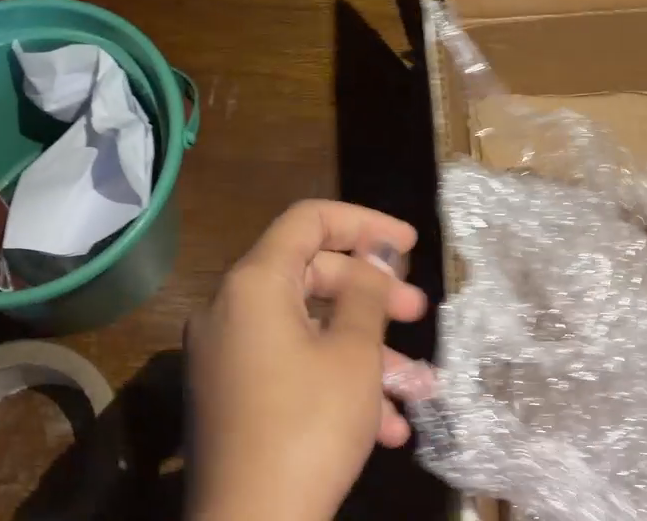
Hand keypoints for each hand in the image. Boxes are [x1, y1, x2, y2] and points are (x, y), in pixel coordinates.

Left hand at [187, 201, 428, 520]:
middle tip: (418, 312)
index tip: (410, 244)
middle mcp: (231, 310)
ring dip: (366, 351)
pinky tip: (386, 427)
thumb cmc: (307, 427)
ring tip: (417, 387)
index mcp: (254, 283)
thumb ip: (368, 291)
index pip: (310, 220)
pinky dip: (337, 382)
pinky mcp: (232, 398)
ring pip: (309, 329)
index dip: (365, 223)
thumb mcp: (353, 353)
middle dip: (373, 294)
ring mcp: (228, 356)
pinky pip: (291, 367)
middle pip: (312, 274)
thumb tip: (376, 256)